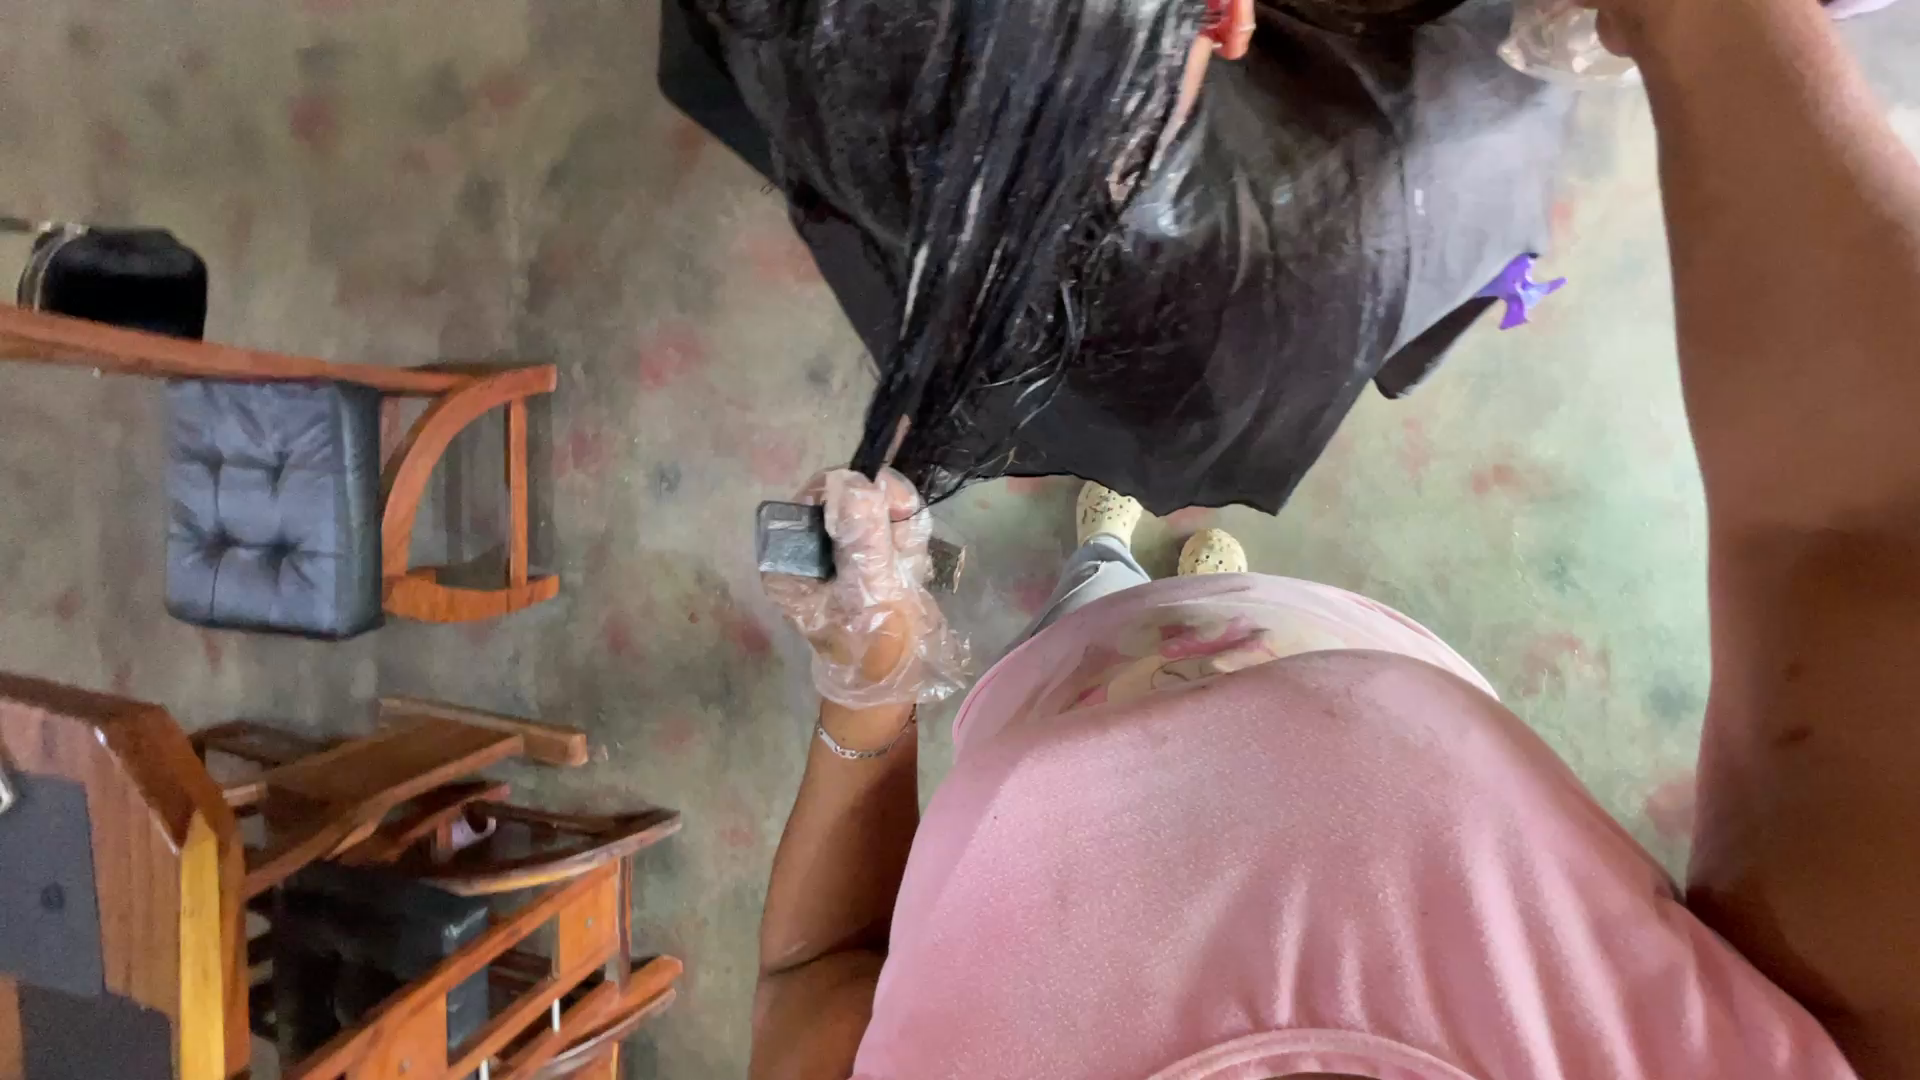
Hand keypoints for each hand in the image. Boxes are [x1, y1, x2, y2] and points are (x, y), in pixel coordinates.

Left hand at [762, 469, 970, 706]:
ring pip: (878, 509)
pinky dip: (910, 543)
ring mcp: (846, 551)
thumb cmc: (871, 647)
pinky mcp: (873, 556)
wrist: (896, 685)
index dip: (849, 491)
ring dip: (902, 532)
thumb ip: (863, 538)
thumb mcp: (868, 593)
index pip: (815, 498)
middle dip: (885, 514)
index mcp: (792, 556)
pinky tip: (913, 570)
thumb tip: (855, 482)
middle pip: (850, 498)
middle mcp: (813, 548)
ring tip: (906, 566)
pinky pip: (894, 528)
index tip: (880, 503)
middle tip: (903, 540)